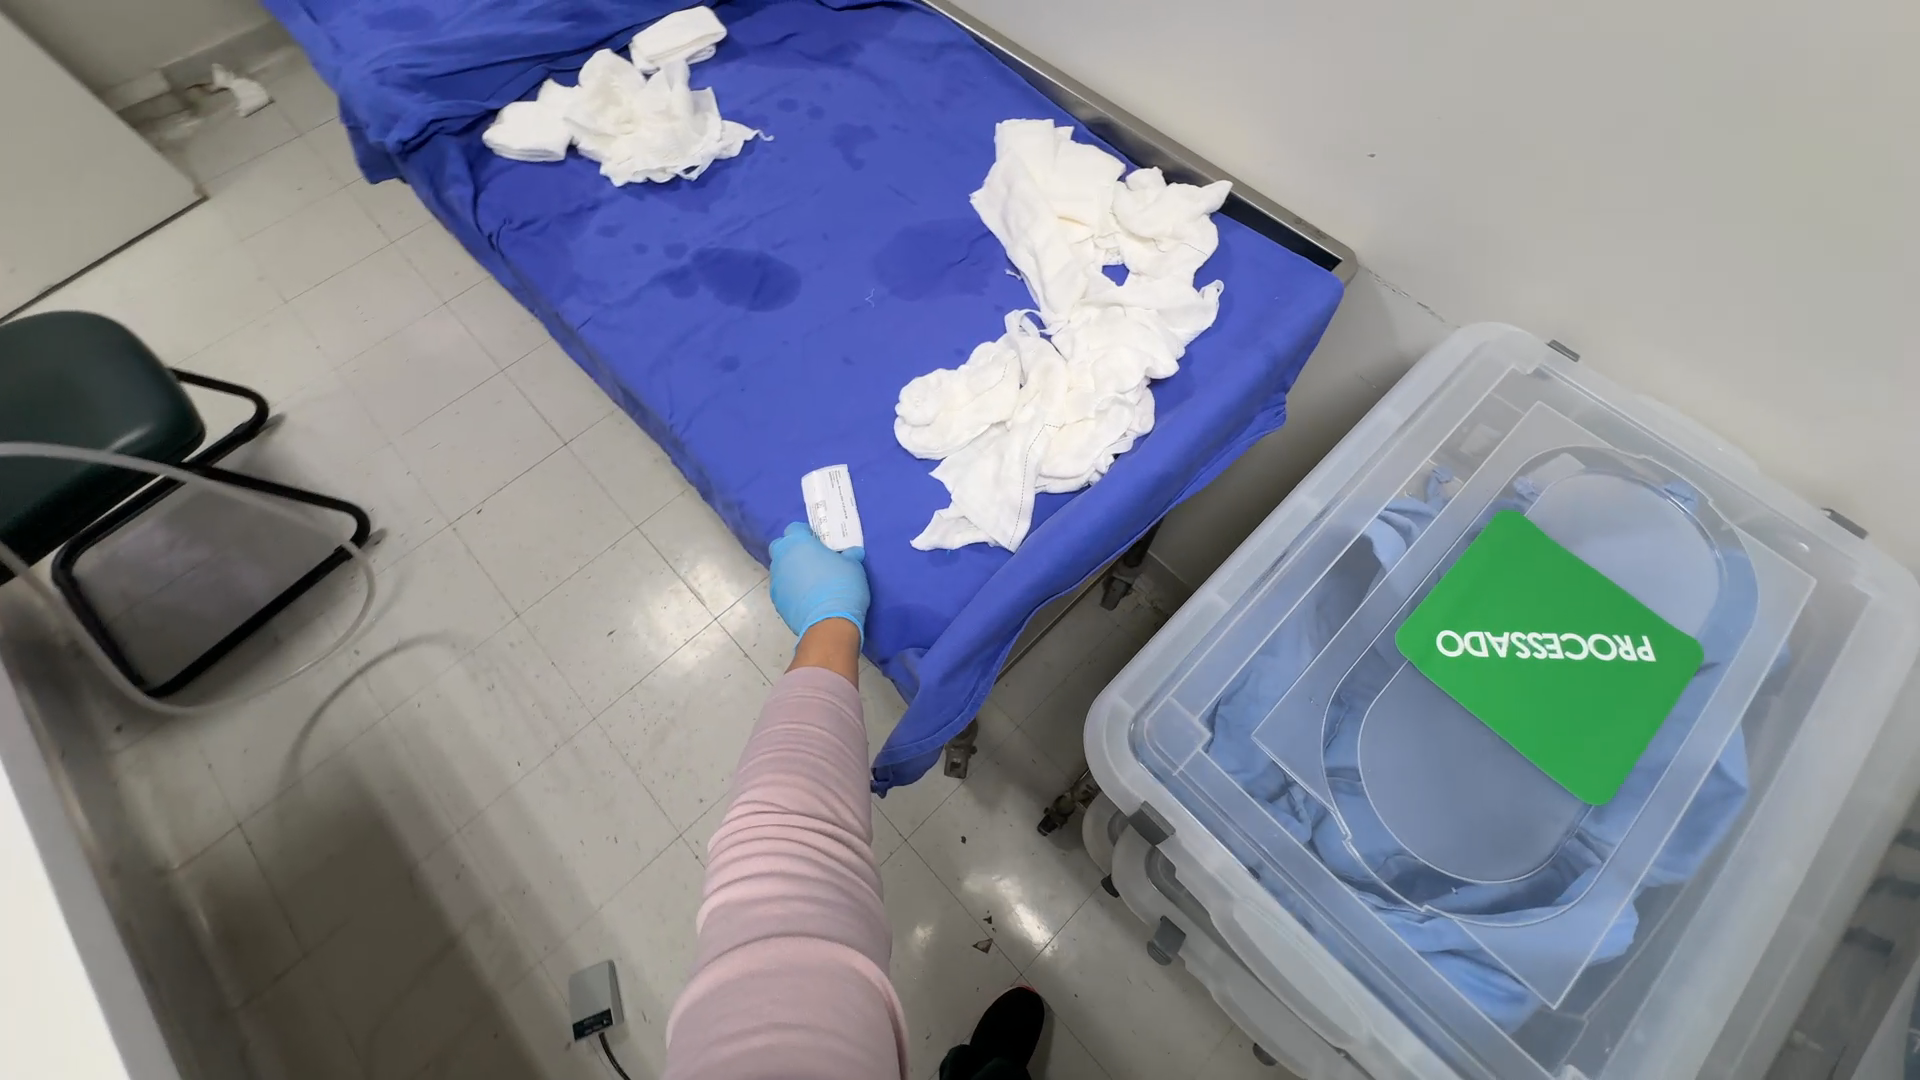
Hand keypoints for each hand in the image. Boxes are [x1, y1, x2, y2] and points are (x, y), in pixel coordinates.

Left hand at [769, 522, 869, 639]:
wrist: (829, 622)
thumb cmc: (842, 586)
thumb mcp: (854, 566)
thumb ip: (849, 556)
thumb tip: (852, 553)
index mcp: (798, 543)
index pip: (795, 528)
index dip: (806, 534)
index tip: (819, 543)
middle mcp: (782, 558)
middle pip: (780, 547)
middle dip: (792, 550)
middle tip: (812, 560)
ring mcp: (776, 581)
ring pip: (780, 569)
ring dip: (792, 571)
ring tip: (811, 583)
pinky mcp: (776, 601)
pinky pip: (783, 589)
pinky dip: (791, 590)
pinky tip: (807, 599)